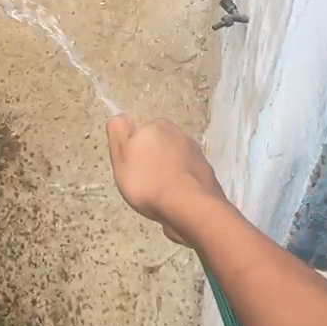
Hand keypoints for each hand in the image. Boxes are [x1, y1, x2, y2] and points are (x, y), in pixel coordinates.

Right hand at [106, 115, 228, 244]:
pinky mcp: (208, 174)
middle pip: (160, 147)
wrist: (190, 208)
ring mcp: (197, 154)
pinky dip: (183, 186)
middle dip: (154, 161)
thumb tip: (121, 117)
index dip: (135, 152)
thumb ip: (118, 132)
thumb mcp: (121, 157)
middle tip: (146, 183)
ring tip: (162, 196)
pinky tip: (177, 202)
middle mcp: (180, 134)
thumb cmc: (148, 182)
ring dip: (169, 174)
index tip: (133, 170)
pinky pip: (188, 177)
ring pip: (175, 162)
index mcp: (158, 126)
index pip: (141, 134)